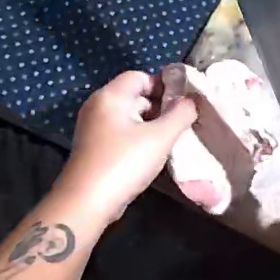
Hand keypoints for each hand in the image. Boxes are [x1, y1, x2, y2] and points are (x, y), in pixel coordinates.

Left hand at [53, 71, 195, 222]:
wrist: (87, 202)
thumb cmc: (125, 162)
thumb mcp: (160, 137)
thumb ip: (181, 114)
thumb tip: (193, 99)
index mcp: (110, 96)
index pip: (140, 76)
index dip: (164, 85)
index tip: (184, 103)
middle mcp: (98, 106)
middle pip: (135, 96)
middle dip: (161, 107)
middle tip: (183, 123)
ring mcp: (94, 127)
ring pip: (130, 117)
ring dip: (152, 125)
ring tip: (172, 139)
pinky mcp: (95, 147)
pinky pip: (122, 133)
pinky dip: (139, 138)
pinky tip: (154, 153)